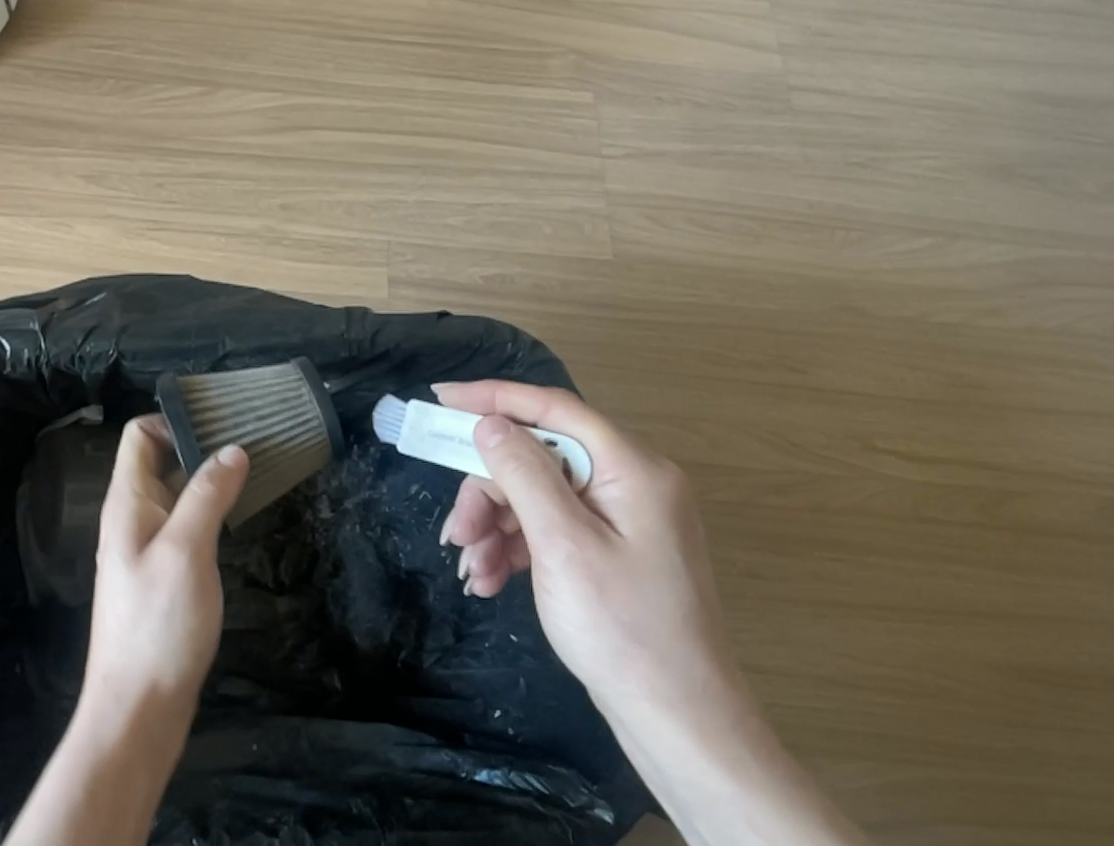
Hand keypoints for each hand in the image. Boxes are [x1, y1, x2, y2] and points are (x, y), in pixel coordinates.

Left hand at [84, 415, 248, 718]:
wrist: (140, 706)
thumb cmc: (158, 624)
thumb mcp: (186, 551)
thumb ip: (206, 496)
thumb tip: (232, 449)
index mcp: (128, 503)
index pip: (139, 437)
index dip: (173, 421)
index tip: (221, 421)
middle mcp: (133, 518)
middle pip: (161, 462)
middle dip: (201, 445)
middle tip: (253, 440)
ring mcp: (148, 548)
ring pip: (178, 496)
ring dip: (210, 479)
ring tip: (256, 470)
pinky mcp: (165, 576)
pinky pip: (186, 527)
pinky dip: (211, 513)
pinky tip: (240, 516)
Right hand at [435, 380, 736, 713]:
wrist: (677, 719)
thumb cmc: (622, 628)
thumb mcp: (562, 544)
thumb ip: (524, 474)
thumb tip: (489, 422)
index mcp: (631, 470)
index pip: (554, 410)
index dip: (494, 398)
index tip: (440, 400)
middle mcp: (630, 483)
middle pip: (538, 460)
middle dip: (488, 492)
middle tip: (455, 535)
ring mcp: (622, 519)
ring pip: (537, 497)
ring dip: (495, 528)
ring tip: (473, 572)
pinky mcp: (611, 551)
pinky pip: (550, 529)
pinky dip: (515, 549)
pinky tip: (492, 582)